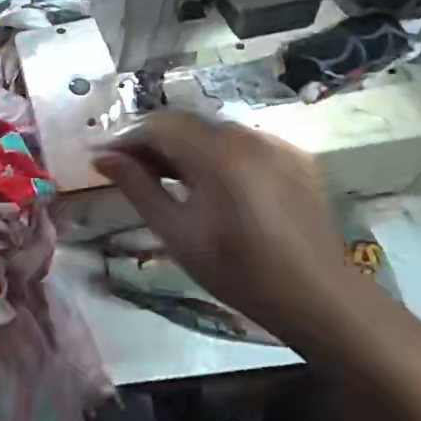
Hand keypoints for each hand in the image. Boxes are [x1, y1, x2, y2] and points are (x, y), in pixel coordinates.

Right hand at [92, 112, 358, 343]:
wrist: (317, 297)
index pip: (158, 125)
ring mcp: (275, 142)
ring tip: (169, 180)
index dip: (127, 139)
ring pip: (214, 131)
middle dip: (154, 142)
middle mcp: (247, 135)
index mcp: (217, 152)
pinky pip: (243, 143)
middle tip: (132, 171)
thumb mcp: (177, 233)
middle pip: (186, 123)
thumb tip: (103, 159)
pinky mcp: (294, 156)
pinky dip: (218, 155)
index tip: (105, 161)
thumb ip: (138, 187)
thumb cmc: (237, 271)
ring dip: (185, 147)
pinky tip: (213, 185)